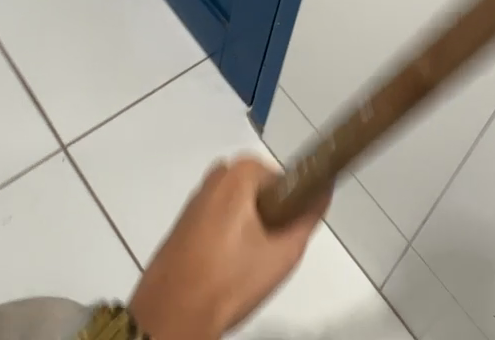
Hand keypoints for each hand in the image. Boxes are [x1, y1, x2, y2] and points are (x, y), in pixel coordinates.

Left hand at [128, 156, 327, 339]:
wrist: (169, 321)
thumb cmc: (230, 281)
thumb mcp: (284, 252)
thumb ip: (310, 216)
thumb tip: (325, 189)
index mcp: (239, 173)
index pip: (283, 181)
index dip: (290, 210)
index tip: (284, 238)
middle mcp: (215, 177)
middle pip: (260, 194)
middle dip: (268, 220)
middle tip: (268, 254)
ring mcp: (194, 201)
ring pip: (239, 210)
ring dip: (247, 232)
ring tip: (246, 267)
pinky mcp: (180, 225)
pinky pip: (217, 223)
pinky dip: (226, 241)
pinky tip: (226, 271)